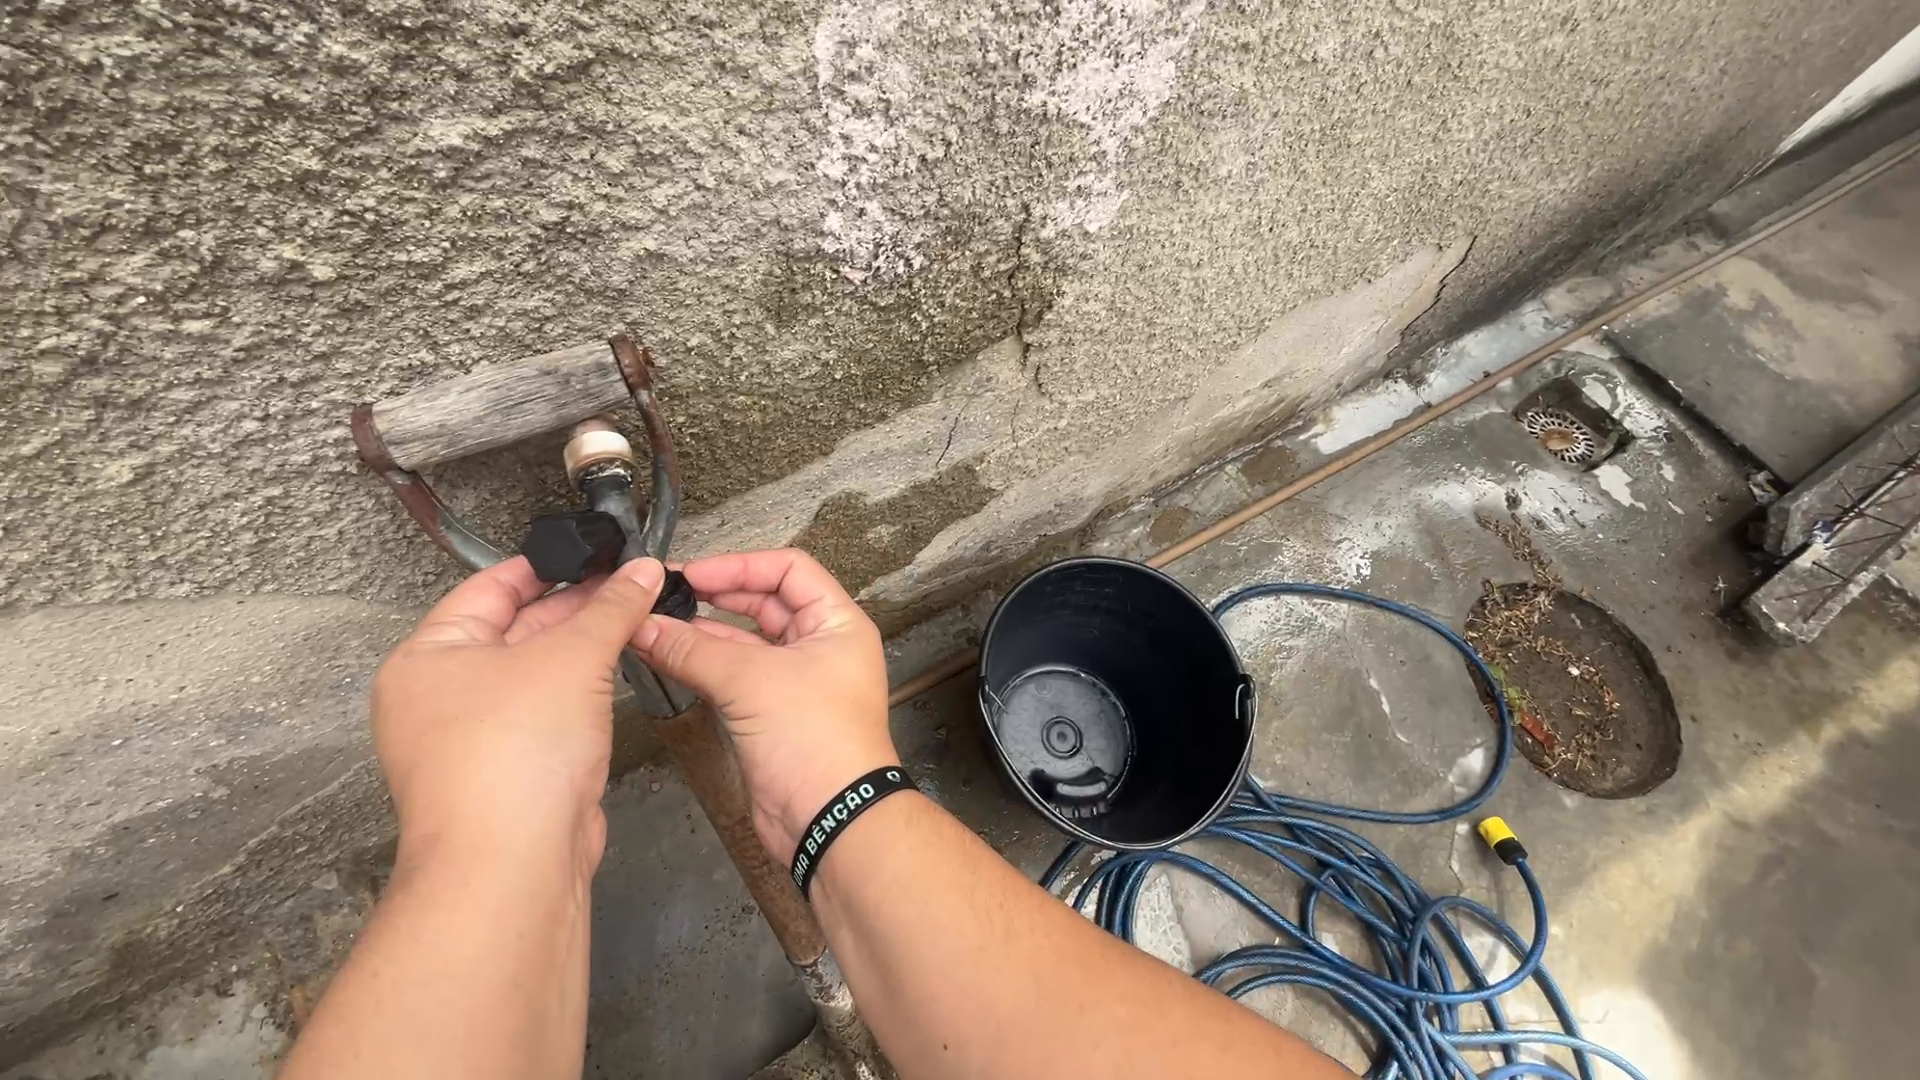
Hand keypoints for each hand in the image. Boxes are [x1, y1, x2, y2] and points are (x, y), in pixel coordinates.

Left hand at [371, 555, 666, 875]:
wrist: (514, 860)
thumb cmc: (517, 749)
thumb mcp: (571, 657)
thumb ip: (612, 607)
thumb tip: (646, 568)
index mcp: (430, 656)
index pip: (490, 588)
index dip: (545, 565)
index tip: (594, 550)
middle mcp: (443, 693)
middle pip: (517, 628)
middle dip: (576, 606)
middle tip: (631, 583)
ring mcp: (477, 734)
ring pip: (538, 671)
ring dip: (583, 647)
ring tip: (634, 618)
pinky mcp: (513, 765)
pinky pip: (550, 708)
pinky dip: (582, 687)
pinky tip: (617, 670)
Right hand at [632, 549, 897, 860]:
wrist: (830, 818)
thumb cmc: (813, 738)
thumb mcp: (753, 681)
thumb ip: (694, 649)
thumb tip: (643, 624)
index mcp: (837, 621)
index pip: (790, 568)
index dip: (741, 565)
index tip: (692, 573)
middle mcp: (821, 643)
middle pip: (766, 601)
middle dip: (718, 594)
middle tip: (667, 593)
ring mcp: (797, 678)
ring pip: (746, 639)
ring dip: (703, 631)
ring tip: (655, 622)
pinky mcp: (773, 710)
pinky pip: (736, 673)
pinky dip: (704, 663)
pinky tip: (666, 654)